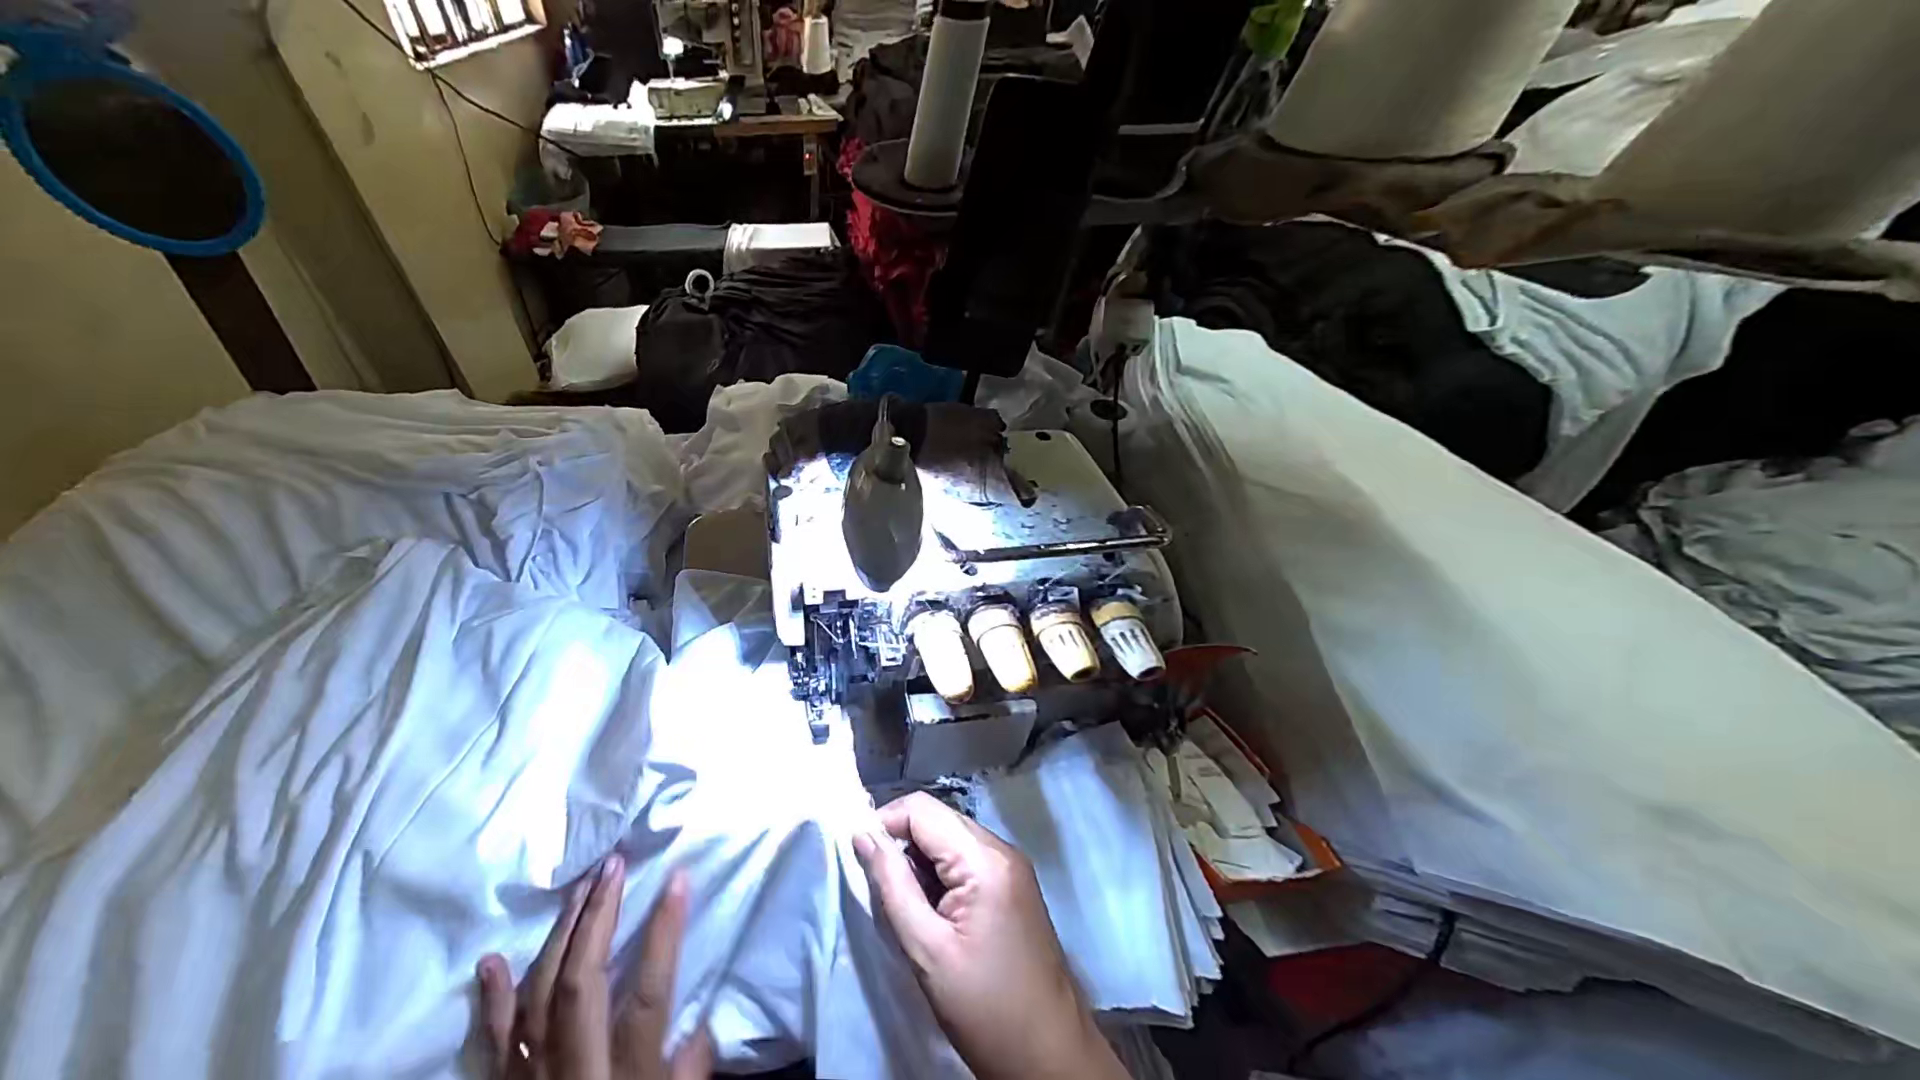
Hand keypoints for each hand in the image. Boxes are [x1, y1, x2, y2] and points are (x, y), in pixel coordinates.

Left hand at [475, 855, 712, 1079]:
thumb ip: (688, 1072)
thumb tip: (705, 1020)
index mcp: (623, 1075)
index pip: (647, 992)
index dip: (663, 934)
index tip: (678, 880)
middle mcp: (572, 1070)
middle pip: (581, 983)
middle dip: (598, 918)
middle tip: (613, 866)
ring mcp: (530, 1079)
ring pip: (537, 996)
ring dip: (558, 935)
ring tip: (578, 888)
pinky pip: (491, 1041)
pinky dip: (491, 999)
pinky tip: (491, 960)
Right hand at [852, 793, 1128, 1079]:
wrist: (1048, 1053)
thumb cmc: (984, 1006)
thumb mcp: (927, 949)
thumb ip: (892, 885)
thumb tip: (863, 836)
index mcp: (984, 859)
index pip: (922, 808)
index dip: (884, 823)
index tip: (859, 856)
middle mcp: (1001, 849)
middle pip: (938, 819)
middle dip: (901, 841)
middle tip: (877, 884)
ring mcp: (1011, 866)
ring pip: (950, 837)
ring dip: (919, 859)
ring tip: (903, 903)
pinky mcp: (1012, 884)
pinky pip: (966, 858)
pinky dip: (940, 873)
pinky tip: (930, 909)